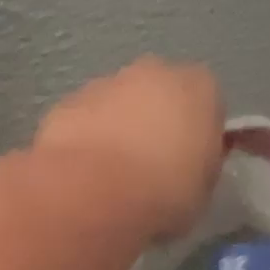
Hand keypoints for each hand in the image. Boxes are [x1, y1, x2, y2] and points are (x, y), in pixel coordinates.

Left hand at [34, 57, 223, 237]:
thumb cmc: (161, 195)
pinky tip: (77, 176)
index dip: (196, 136)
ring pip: (114, 105)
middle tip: (145, 168)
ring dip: (113, 130)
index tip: (186, 165)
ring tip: (105, 177)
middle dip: (151, 123)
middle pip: (156, 94)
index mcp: (198, 87)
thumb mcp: (201, 192)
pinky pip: (80, 122)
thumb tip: (187, 168)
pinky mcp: (64, 105)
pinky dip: (80, 141)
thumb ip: (198, 168)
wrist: (92, 196)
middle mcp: (152, 73)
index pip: (205, 104)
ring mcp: (103, 84)